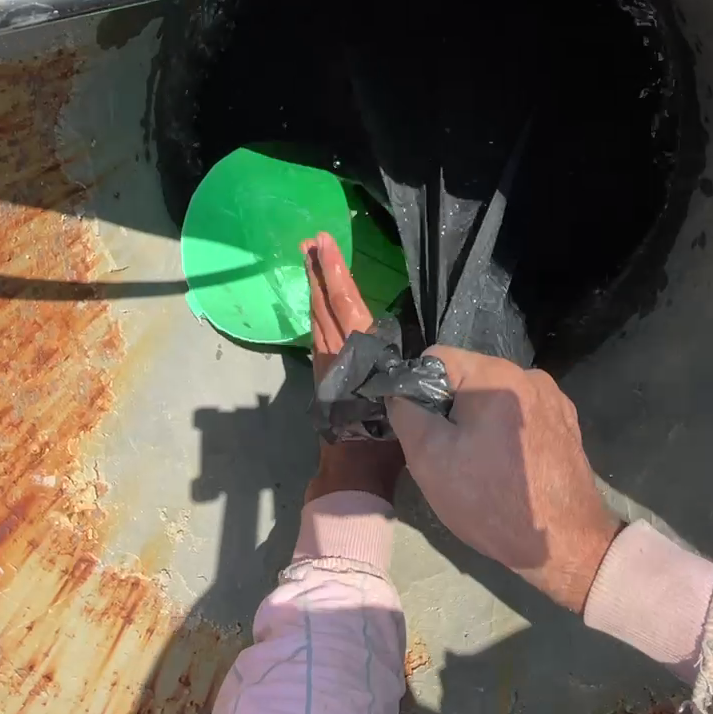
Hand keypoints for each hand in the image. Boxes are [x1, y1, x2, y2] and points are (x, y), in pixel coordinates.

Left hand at [303, 232, 405, 503]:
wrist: (352, 470)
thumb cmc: (382, 439)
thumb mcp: (402, 397)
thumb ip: (397, 365)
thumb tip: (395, 338)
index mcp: (358, 353)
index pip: (346, 304)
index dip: (335, 272)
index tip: (324, 243)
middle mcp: (336, 354)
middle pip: (324, 306)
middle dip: (318, 273)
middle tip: (310, 242)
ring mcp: (325, 366)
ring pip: (317, 319)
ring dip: (315, 290)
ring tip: (310, 263)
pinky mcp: (323, 378)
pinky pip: (318, 335)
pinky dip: (317, 314)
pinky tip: (319, 308)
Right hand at [386, 347, 619, 611]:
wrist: (564, 545)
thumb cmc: (490, 501)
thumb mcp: (429, 458)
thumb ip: (405, 412)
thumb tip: (398, 392)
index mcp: (497, 374)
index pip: (436, 357)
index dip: (416, 388)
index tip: (417, 426)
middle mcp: (530, 375)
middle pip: (468, 376)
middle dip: (448, 408)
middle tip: (445, 453)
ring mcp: (553, 399)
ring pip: (493, 397)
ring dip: (476, 421)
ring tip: (476, 465)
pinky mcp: (566, 424)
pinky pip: (519, 415)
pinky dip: (504, 432)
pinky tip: (505, 468)